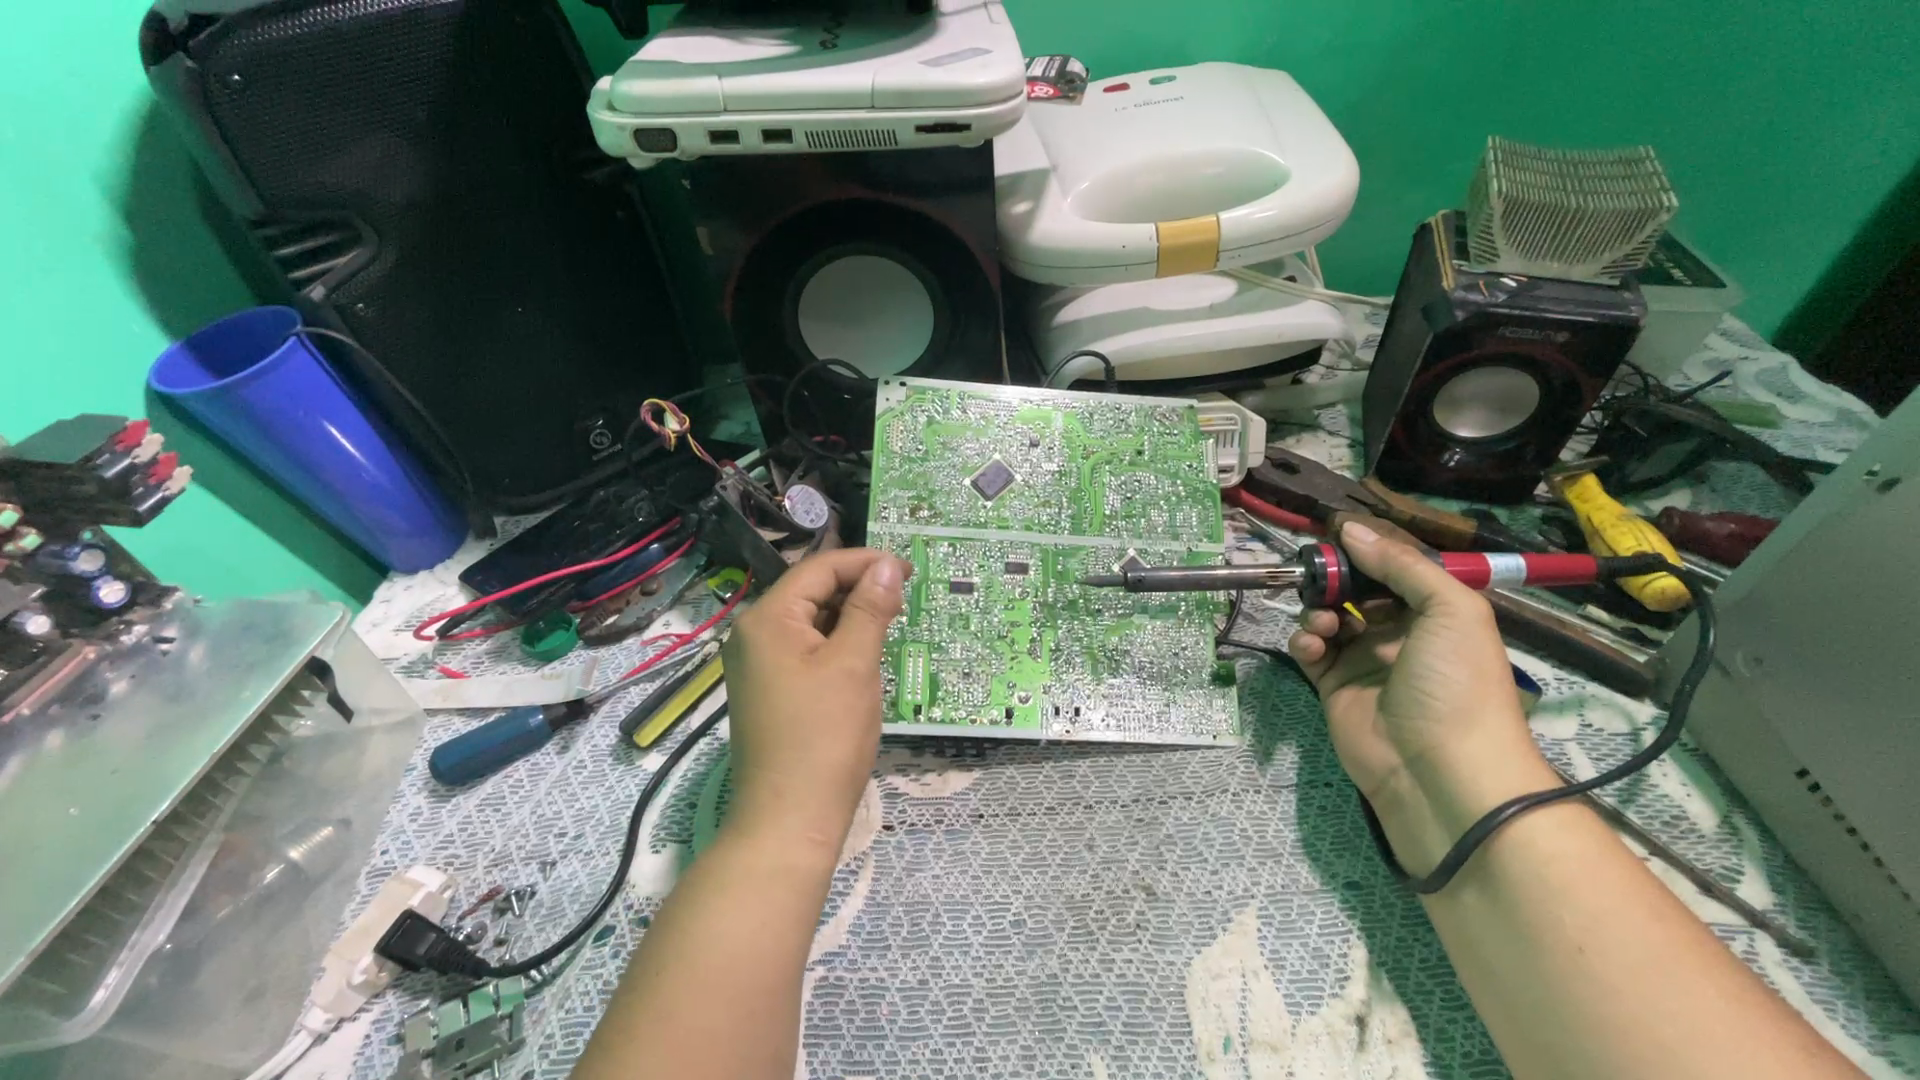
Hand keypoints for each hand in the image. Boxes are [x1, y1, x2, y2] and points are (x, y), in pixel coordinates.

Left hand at [722, 549, 910, 854]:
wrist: (789, 819)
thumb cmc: (825, 737)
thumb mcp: (854, 665)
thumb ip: (870, 608)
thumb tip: (888, 564)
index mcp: (767, 620)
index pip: (819, 569)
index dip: (866, 563)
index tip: (910, 570)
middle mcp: (753, 635)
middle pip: (810, 592)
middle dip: (858, 588)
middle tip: (904, 599)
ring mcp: (757, 665)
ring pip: (809, 621)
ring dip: (849, 616)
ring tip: (890, 624)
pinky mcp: (768, 690)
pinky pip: (804, 649)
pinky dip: (836, 643)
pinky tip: (863, 655)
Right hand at [1287, 521, 1557, 874]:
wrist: (1438, 768)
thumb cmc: (1456, 682)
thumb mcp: (1450, 610)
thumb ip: (1402, 565)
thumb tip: (1351, 529)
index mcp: (1436, 614)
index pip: (1396, 571)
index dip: (1369, 553)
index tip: (1339, 537)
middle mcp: (1400, 633)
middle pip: (1357, 591)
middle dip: (1337, 579)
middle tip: (1320, 574)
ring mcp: (1364, 661)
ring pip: (1330, 616)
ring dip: (1320, 609)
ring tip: (1323, 621)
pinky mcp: (1333, 686)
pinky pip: (1311, 650)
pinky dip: (1304, 639)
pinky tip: (1311, 643)